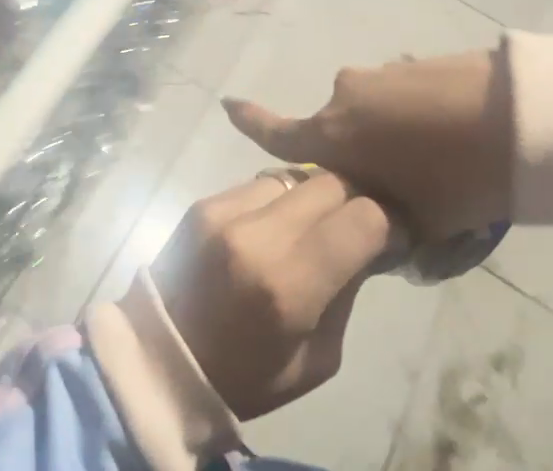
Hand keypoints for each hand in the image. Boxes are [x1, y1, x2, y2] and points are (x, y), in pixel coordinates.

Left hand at [150, 172, 392, 419]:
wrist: (160, 359)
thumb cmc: (246, 375)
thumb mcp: (318, 357)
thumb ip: (347, 292)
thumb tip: (368, 243)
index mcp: (289, 285)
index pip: (363, 217)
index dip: (388, 223)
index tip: (391, 239)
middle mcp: (256, 235)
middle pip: (331, 183)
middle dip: (356, 199)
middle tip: (358, 225)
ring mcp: (224, 212)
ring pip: (295, 177)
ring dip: (315, 197)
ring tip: (314, 225)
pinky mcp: (203, 203)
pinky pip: (259, 185)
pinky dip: (278, 200)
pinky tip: (275, 227)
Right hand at [223, 47, 513, 242]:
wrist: (525, 118)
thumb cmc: (458, 178)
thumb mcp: (420, 222)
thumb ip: (384, 227)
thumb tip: (376, 227)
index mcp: (333, 137)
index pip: (274, 132)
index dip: (249, 122)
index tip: (226, 103)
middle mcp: (343, 98)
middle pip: (334, 130)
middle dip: (355, 155)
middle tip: (396, 185)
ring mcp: (379, 75)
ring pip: (370, 113)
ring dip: (389, 135)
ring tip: (437, 162)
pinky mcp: (413, 62)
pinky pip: (398, 95)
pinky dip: (412, 115)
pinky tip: (452, 134)